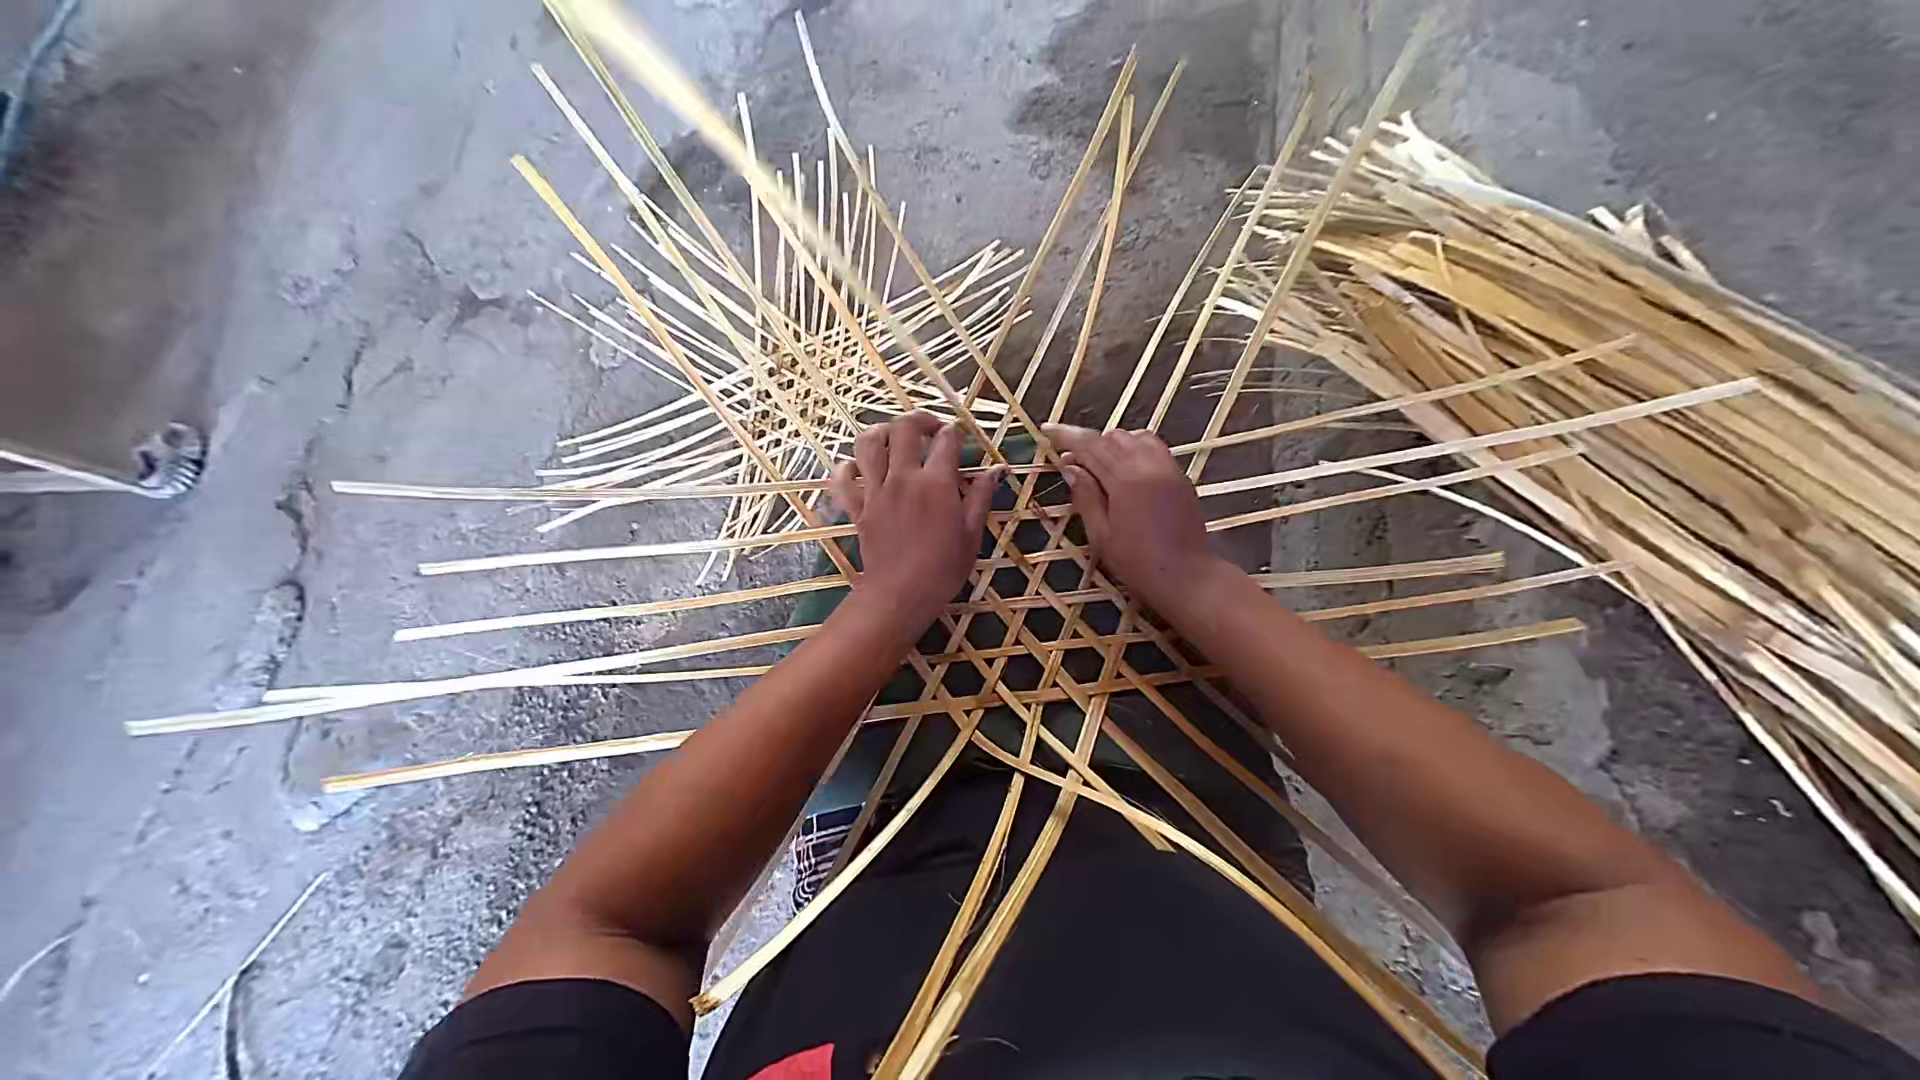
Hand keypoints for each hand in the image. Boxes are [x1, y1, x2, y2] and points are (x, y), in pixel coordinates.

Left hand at [830, 413, 1006, 632]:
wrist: (901, 595)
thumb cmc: (943, 569)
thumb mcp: (971, 533)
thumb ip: (982, 496)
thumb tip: (997, 470)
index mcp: (936, 483)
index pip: (946, 440)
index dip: (955, 433)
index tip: (959, 438)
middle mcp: (903, 478)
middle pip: (903, 429)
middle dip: (919, 420)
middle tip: (930, 430)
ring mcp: (876, 491)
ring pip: (868, 444)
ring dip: (880, 432)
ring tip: (893, 437)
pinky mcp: (858, 508)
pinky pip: (843, 478)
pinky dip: (847, 468)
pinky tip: (858, 468)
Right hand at [1042, 424, 1222, 610]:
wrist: (1186, 576)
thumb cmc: (1137, 562)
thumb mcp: (1101, 535)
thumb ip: (1085, 497)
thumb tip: (1070, 468)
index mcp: (1125, 480)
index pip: (1091, 445)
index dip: (1066, 436)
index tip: (1046, 431)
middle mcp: (1148, 465)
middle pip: (1112, 437)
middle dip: (1088, 443)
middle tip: (1070, 462)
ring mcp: (1168, 469)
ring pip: (1135, 437)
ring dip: (1112, 444)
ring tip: (1097, 464)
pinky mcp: (1180, 477)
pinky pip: (1154, 448)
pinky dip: (1134, 448)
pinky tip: (1124, 468)